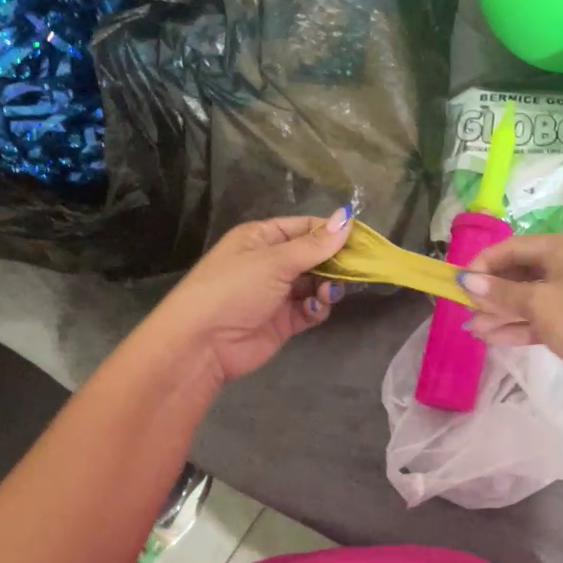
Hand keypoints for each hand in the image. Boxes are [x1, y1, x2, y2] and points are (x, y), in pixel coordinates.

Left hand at [146, 208, 353, 388]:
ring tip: (328, 293)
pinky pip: (310, 308)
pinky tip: (313, 309)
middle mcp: (270, 262)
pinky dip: (317, 307)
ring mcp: (277, 292)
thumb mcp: (274, 261)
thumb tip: (347, 218)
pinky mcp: (284, 320)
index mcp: (262, 238)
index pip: (305, 227)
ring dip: (328, 286)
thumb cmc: (233, 289)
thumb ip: (315, 244)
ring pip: (316, 283)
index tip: (360, 239)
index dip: (332, 232)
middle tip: (357, 268)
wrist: (202, 344)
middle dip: (335, 262)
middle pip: (315, 256)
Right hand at [460, 233, 562, 399]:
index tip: (459, 281)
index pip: (516, 246)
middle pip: (522, 271)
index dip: (485, 262)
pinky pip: (540, 316)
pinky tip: (490, 337)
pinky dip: (518, 325)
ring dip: (501, 312)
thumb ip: (500, 292)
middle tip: (464, 307)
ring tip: (471, 328)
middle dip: (492, 291)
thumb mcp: (539, 304)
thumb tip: (466, 280)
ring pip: (530, 297)